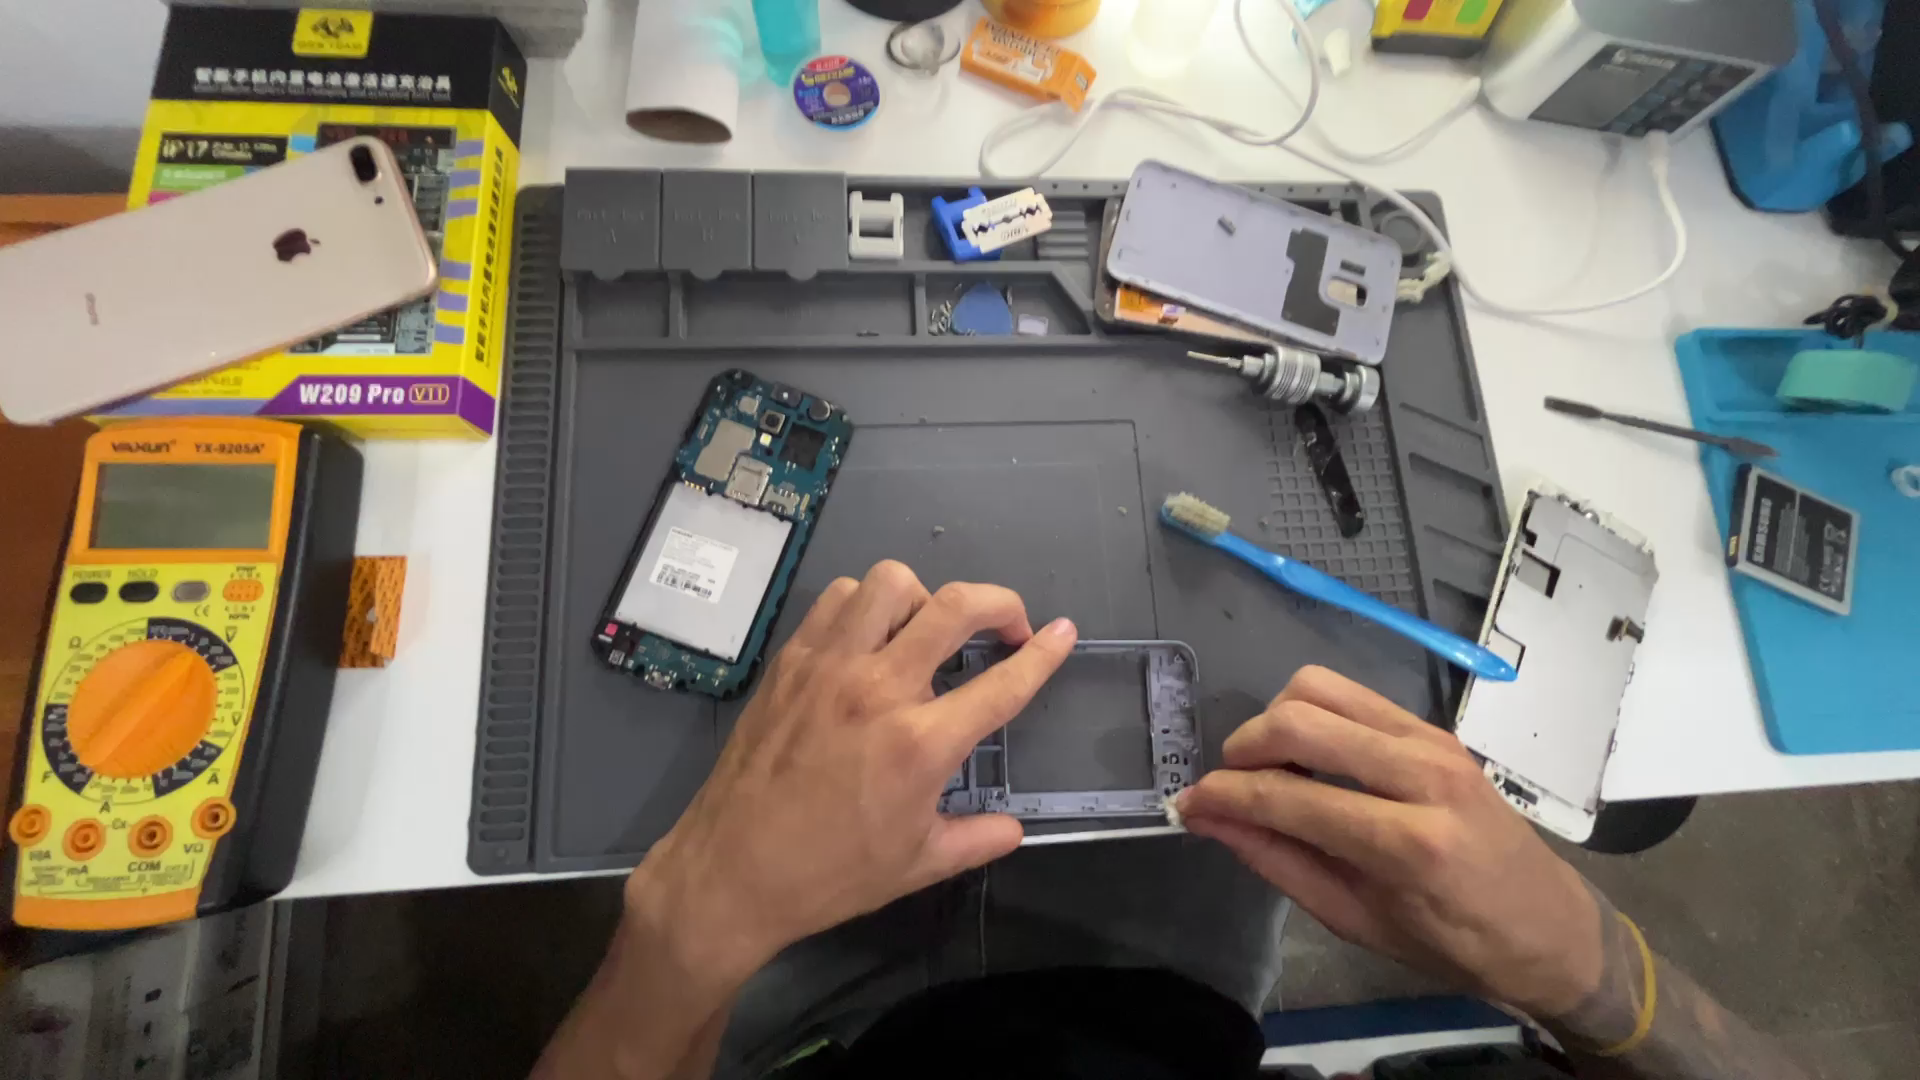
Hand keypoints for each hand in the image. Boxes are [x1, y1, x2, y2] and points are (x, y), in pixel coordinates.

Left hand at [626, 561, 1077, 984]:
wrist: (729, 872)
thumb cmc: (828, 874)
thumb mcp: (916, 866)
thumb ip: (978, 839)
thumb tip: (1016, 829)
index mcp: (920, 744)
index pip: (1002, 685)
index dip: (1044, 654)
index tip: (1065, 633)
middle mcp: (879, 688)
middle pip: (955, 608)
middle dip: (999, 603)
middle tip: (1007, 626)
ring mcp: (831, 665)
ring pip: (891, 583)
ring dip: (924, 597)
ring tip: (925, 631)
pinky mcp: (792, 659)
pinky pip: (838, 599)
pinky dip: (867, 604)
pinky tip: (869, 637)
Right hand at [1175, 666, 1602, 1017]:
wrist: (1554, 927)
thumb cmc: (1455, 943)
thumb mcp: (1353, 920)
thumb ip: (1274, 860)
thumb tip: (1206, 818)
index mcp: (1410, 844)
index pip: (1289, 797)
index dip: (1225, 797)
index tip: (1189, 803)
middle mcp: (1422, 773)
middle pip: (1298, 721)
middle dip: (1243, 747)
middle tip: (1229, 783)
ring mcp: (1429, 738)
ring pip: (1317, 688)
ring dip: (1274, 719)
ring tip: (1270, 763)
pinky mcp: (1429, 724)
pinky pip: (1345, 690)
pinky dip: (1307, 710)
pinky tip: (1307, 751)